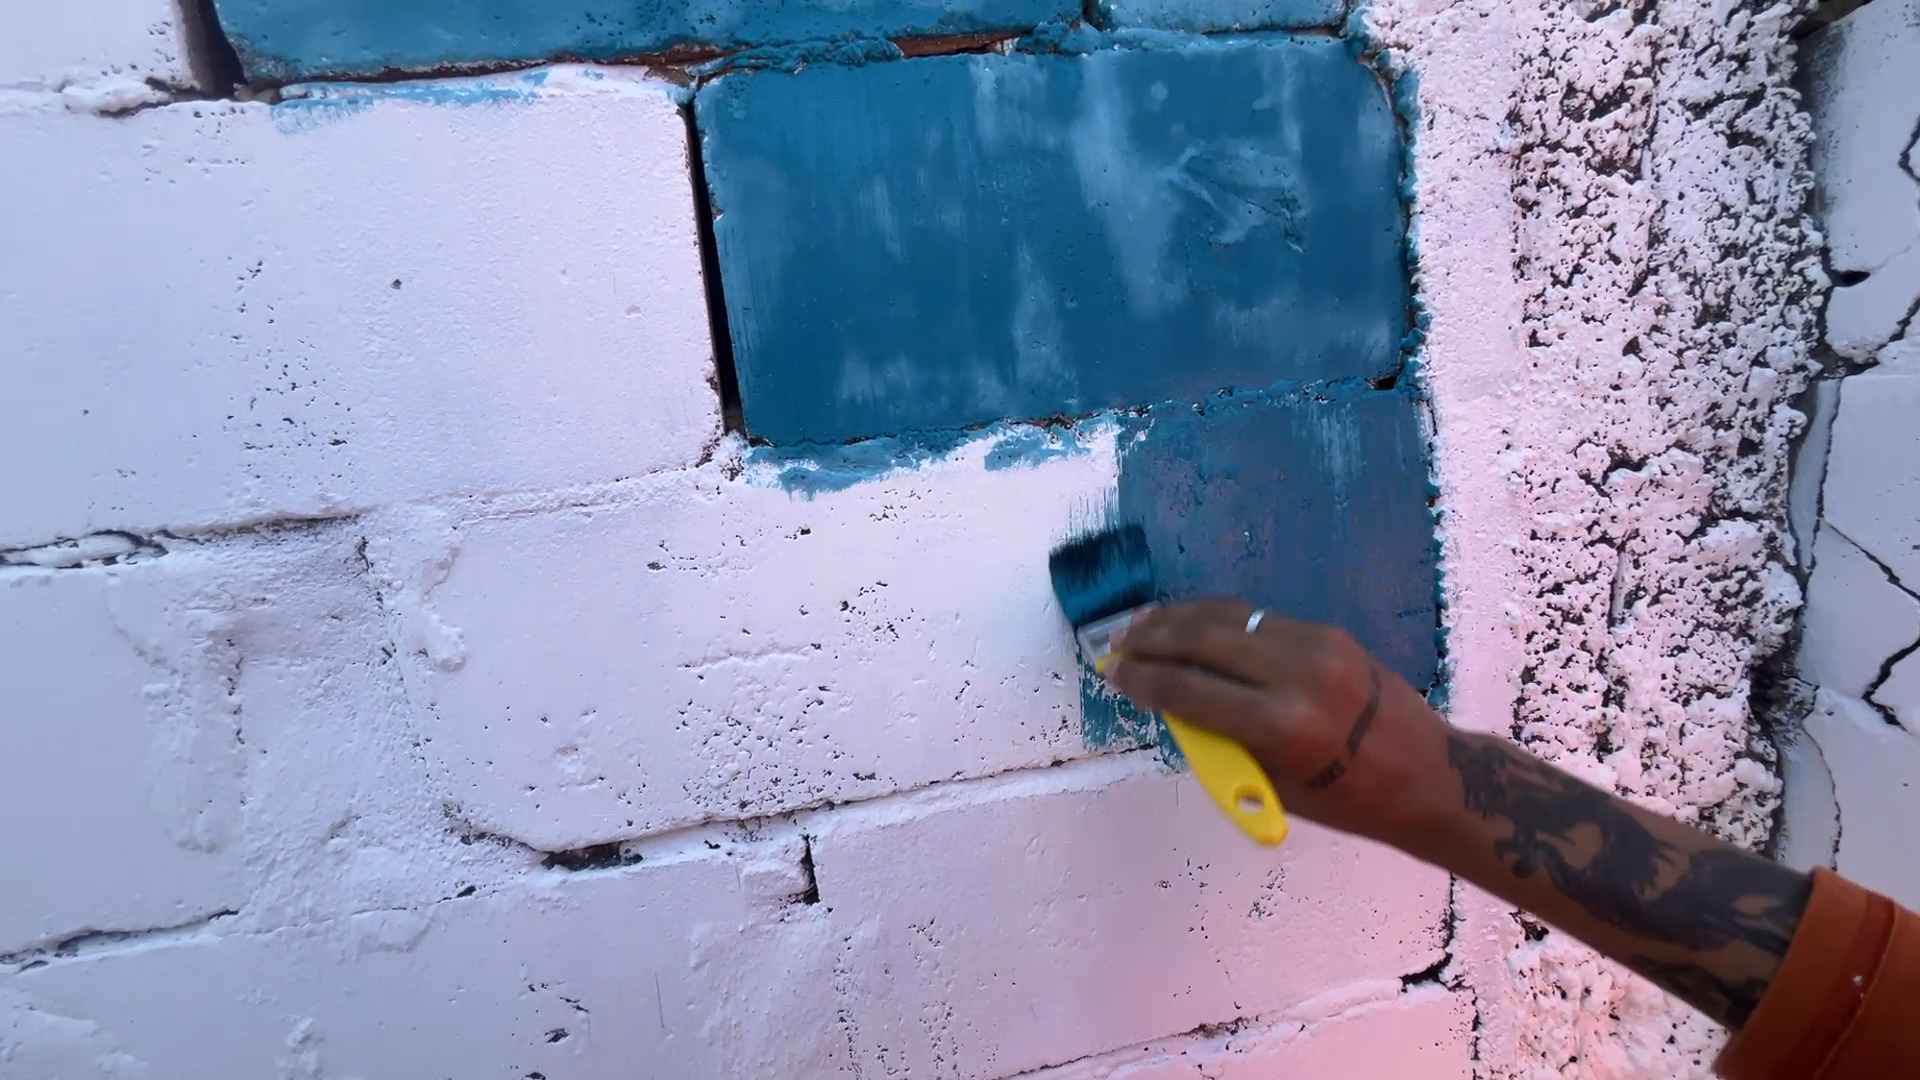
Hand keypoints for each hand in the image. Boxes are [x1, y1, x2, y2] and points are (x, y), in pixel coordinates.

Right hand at [1104, 597, 1452, 846]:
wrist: (1431, 774)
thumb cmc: (1347, 800)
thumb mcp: (1272, 784)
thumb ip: (1218, 737)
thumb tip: (1169, 695)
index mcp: (1281, 724)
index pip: (1187, 688)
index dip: (1141, 678)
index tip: (1114, 673)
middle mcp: (1296, 672)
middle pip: (1201, 638)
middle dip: (1150, 637)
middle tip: (1118, 640)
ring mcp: (1314, 643)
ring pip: (1226, 615)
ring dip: (1176, 616)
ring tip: (1141, 621)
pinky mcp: (1325, 631)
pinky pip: (1254, 616)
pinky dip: (1214, 616)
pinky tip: (1189, 620)